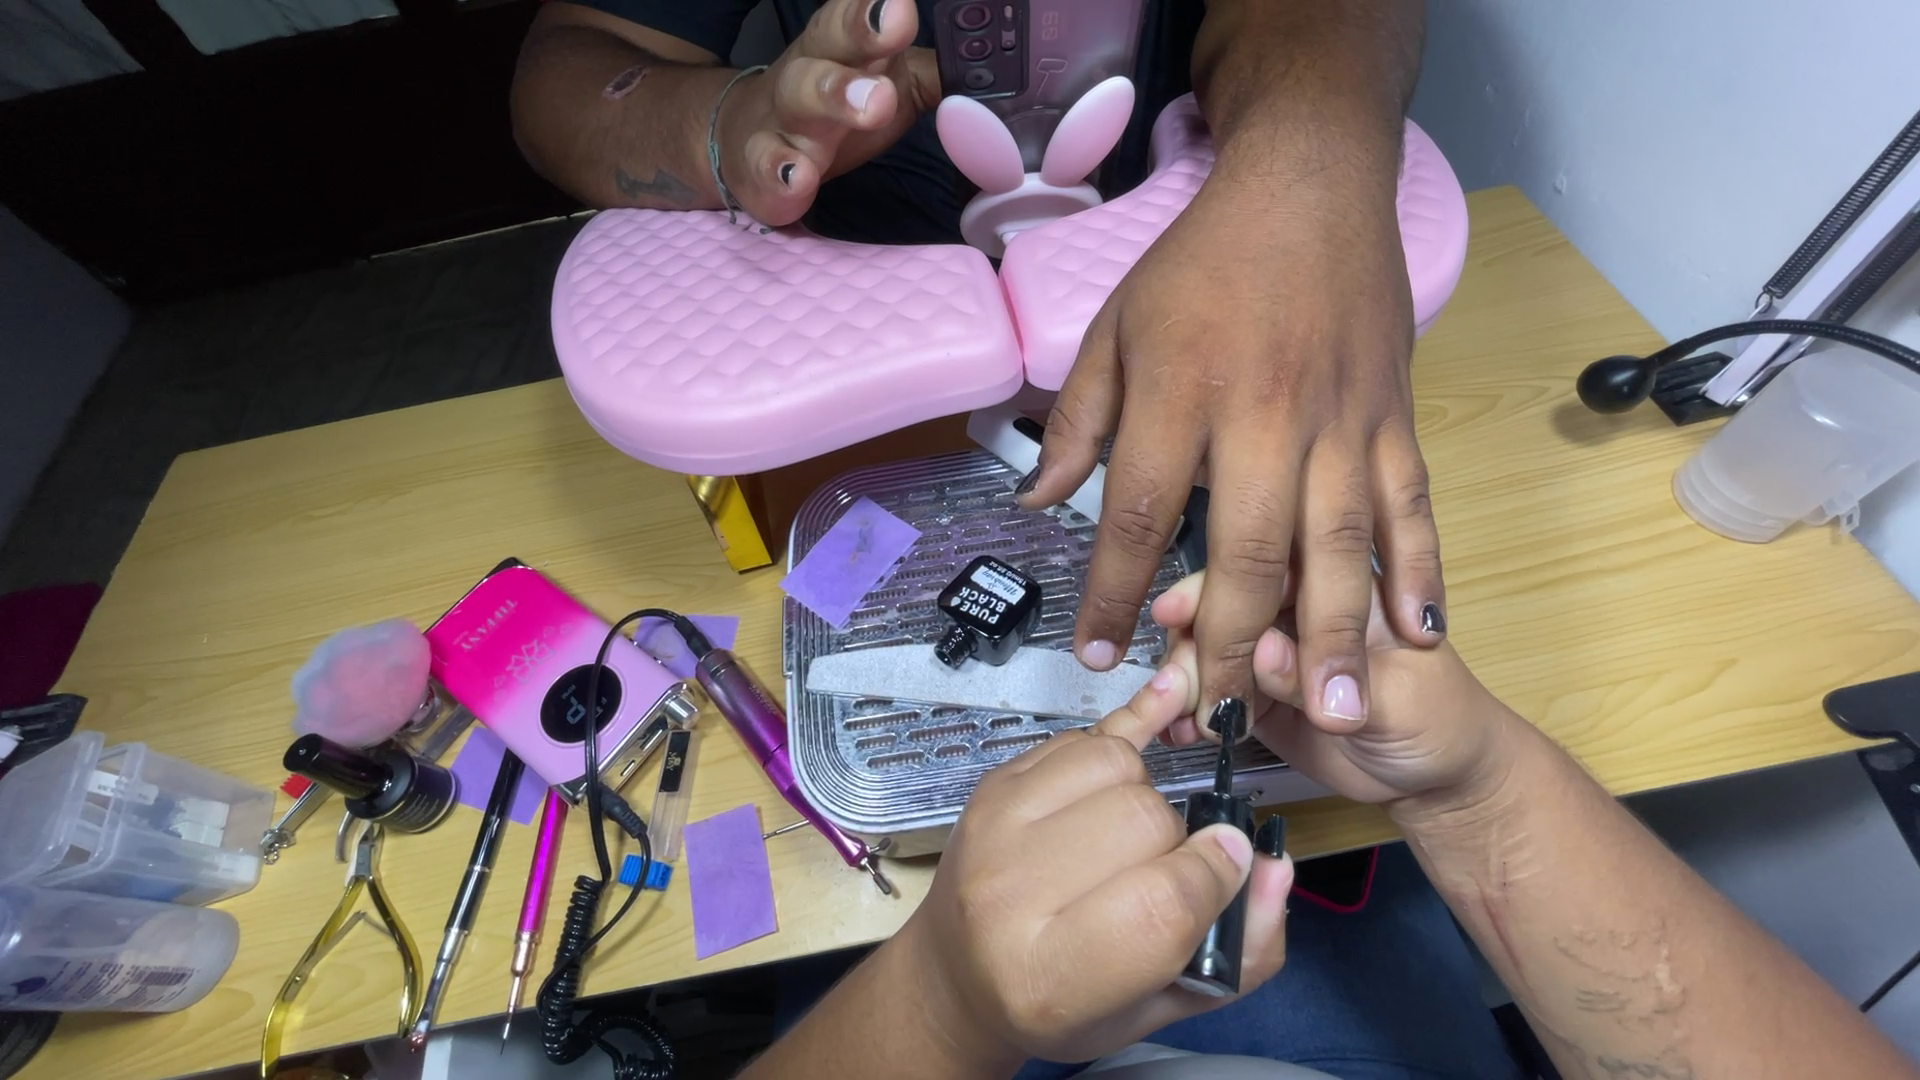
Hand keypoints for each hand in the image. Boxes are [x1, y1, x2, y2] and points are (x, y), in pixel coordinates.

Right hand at [716, 0, 938, 225]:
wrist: (749, 142)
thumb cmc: (835, 110)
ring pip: (800, 103)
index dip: (877, 9)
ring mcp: (783, 123)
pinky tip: (798, 179)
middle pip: (829, 49)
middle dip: (862, 36)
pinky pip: (768, 170)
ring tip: (871, 106)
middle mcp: (811, 75)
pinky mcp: (762, 172)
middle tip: (894, 36)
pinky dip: (781, 175)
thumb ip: (936, 81)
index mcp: (844, 50)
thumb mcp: (888, 85)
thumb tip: (994, 82)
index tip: (903, 6)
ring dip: (833, 98)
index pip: (858, 16)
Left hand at [900, 658, 1293, 1065]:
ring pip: (1112, 763)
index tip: (1231, 864)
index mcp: (1048, 974)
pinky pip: (1078, 737)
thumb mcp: (1153, 1010)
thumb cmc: (1056, 1002)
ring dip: (1144, 790)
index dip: (1213, 876)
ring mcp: (995, 824)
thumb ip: (1235, 954)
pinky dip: (1121, 736)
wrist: (958, 967)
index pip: (1158, 905)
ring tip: (1133, 827)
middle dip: (1177, 837)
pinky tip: (1158, 705)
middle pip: (1139, 819)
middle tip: (1166, 862)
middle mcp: (1009, 892)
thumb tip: (1271, 866)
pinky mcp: (994, 782)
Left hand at [1019, 159, 1444, 738]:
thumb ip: (1076, 423)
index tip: (1092, 653)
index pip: (1138, 516)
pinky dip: (1419, 572)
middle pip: (1246, 552)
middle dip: (1230, 644)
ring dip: (1334, 636)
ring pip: (1338, 546)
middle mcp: (1265, 418)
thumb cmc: (1196, 265)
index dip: (1112, 593)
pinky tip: (1417, 634)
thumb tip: (1038, 502)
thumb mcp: (1111, 331)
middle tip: (1217, 717)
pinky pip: (1410, 505)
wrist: (1307, 189)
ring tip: (1330, 713)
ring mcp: (1341, 422)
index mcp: (1180, 395)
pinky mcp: (1394, 418)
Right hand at [1153, 570, 1520, 804]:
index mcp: (1331, 584)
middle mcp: (1288, 608)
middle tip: (1172, 682)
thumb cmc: (1439, 720)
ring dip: (1182, 681)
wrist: (1435, 779)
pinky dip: (1187, 711)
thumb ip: (1331, 674)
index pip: (1263, 571)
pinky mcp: (1249, 691)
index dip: (1214, 588)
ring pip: (1204, 650)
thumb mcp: (1398, 697)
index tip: (1175, 614)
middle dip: (1190, 643)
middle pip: (1219, 608)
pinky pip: (1207, 693)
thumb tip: (1262, 651)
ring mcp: (1264, 649)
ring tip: (1176, 717)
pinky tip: (1179, 731)